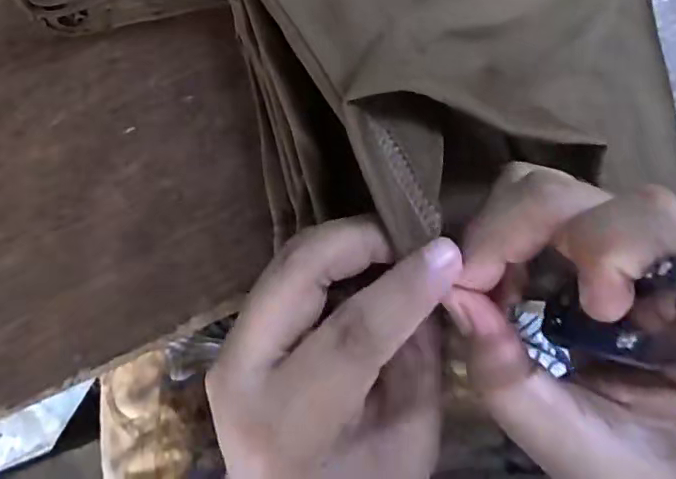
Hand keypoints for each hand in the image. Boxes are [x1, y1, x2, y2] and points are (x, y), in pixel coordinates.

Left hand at [208, 217, 461, 478]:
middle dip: (363, 239)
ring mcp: (229, 346)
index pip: (351, 334)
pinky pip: (287, 271)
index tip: (446, 251)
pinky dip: (331, 257)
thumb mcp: (408, 439)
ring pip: (290, 258)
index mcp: (286, 424)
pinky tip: (366, 263)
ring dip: (346, 242)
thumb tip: (434, 268)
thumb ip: (420, 354)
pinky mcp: (235, 330)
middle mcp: (241, 374)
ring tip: (394, 247)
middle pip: (301, 270)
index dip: (404, 286)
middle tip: (412, 237)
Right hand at [442, 165, 675, 478]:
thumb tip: (455, 301)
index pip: (653, 218)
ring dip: (502, 231)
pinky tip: (507, 286)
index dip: (604, 246)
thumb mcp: (599, 460)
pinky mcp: (595, 232)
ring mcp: (625, 232)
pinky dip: (503, 236)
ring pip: (544, 186)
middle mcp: (668, 246)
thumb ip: (524, 394)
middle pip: (574, 190)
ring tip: (496, 293)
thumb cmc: (672, 470)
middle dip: (511, 232)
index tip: (587, 314)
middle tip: (480, 295)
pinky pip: (534, 206)